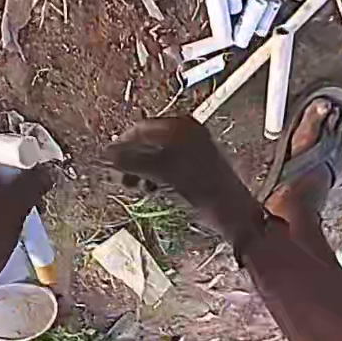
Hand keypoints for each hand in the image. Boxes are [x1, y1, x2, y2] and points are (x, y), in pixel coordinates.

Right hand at [108, 117, 260, 246]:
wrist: (234, 213)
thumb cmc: (202, 188)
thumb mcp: (163, 172)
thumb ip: (133, 161)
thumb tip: (107, 154)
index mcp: (182, 127)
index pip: (143, 128)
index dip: (123, 144)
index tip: (109, 161)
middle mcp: (188, 134)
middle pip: (148, 142)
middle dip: (132, 160)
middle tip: (122, 179)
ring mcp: (193, 151)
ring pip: (156, 156)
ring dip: (142, 171)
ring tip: (136, 187)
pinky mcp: (196, 168)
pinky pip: (167, 167)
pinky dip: (156, 177)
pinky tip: (153, 190)